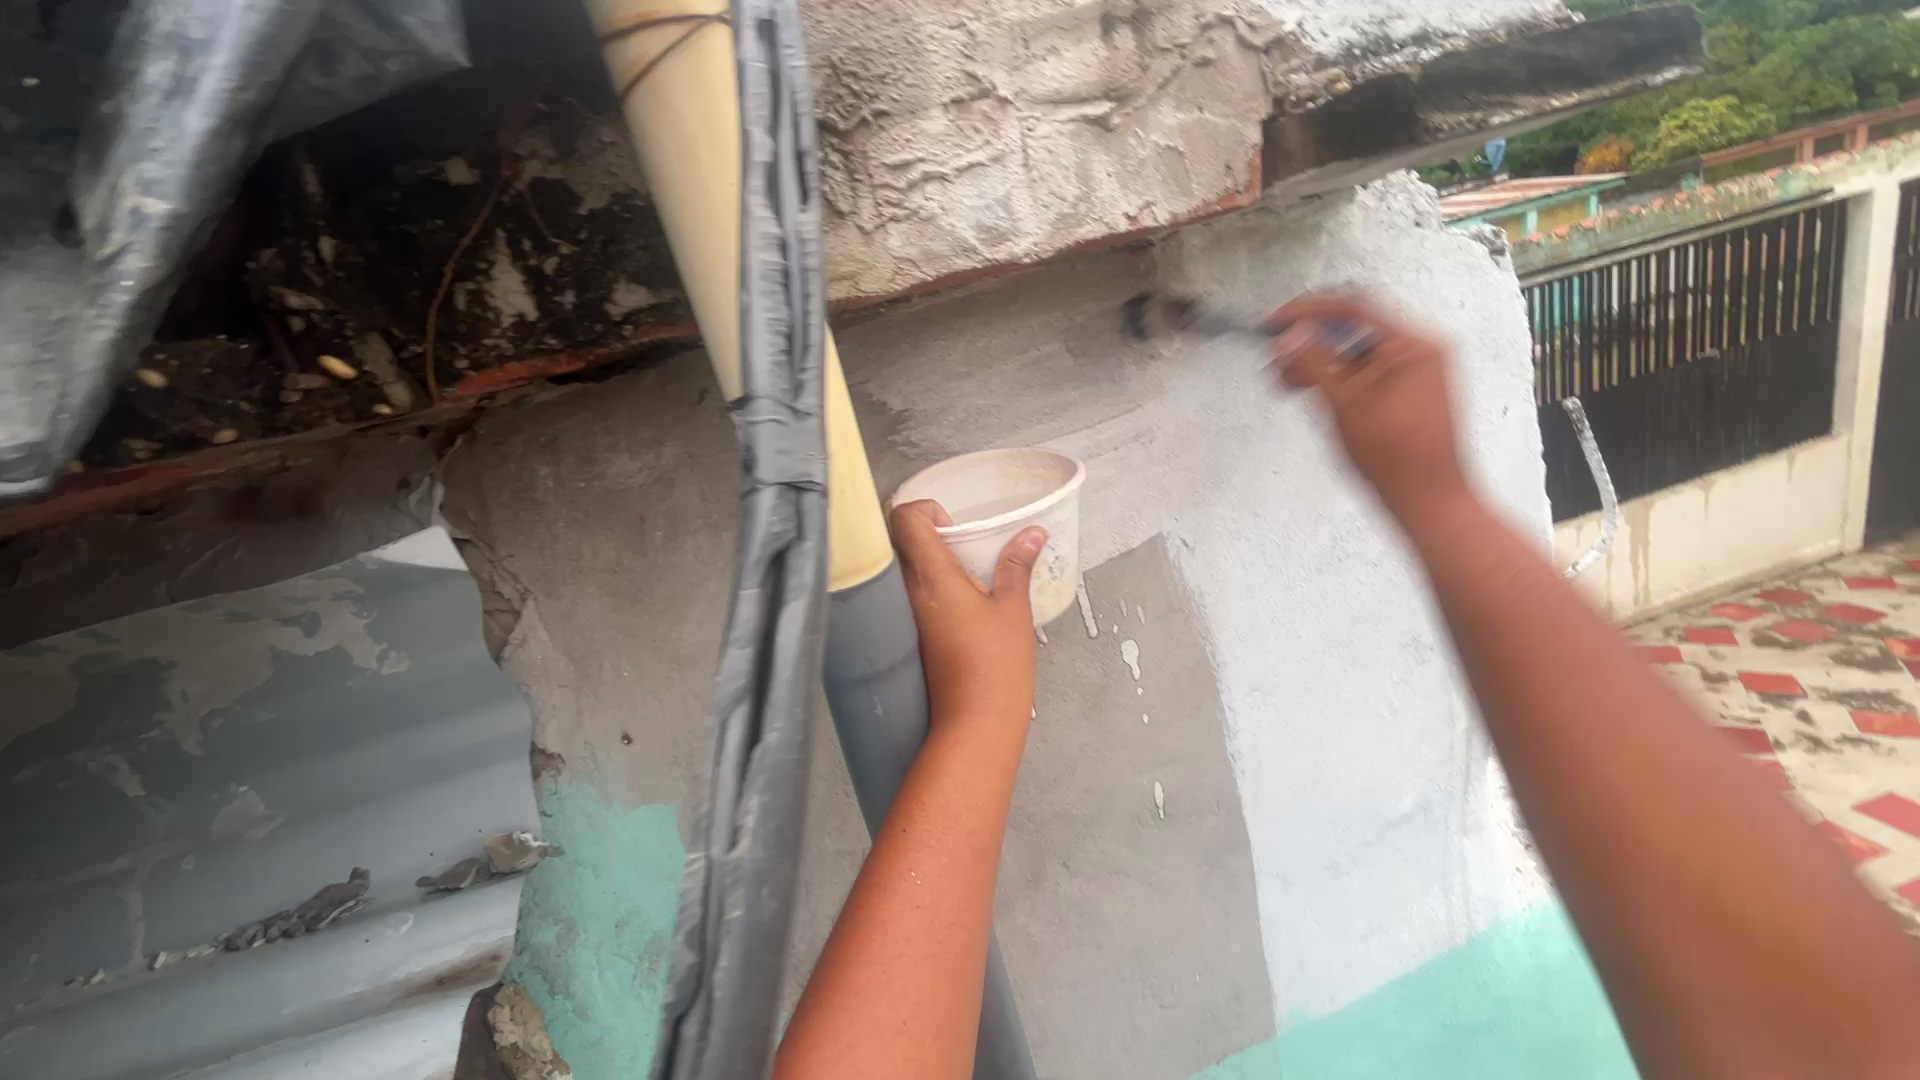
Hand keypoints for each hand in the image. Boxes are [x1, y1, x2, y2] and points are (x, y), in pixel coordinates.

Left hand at [888, 500, 1045, 728]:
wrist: (975, 720)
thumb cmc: (996, 664)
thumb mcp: (1014, 609)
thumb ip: (1017, 565)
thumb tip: (1032, 533)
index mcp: (931, 576)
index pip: (904, 518)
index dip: (924, 508)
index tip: (954, 524)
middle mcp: (907, 590)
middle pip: (896, 539)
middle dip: (924, 530)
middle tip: (959, 541)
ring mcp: (904, 613)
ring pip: (900, 567)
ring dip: (925, 558)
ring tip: (963, 568)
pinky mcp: (909, 633)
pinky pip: (907, 593)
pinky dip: (926, 584)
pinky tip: (959, 598)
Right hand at [1265, 292, 1474, 526]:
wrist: (1428, 500)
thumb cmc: (1397, 462)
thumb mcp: (1343, 406)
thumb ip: (1314, 365)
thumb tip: (1291, 336)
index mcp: (1413, 346)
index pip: (1352, 308)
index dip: (1306, 312)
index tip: (1275, 323)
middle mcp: (1420, 351)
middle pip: (1352, 330)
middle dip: (1308, 343)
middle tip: (1275, 359)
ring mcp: (1416, 371)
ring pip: (1355, 353)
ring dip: (1317, 363)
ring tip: (1286, 382)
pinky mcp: (1408, 390)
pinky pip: (1365, 372)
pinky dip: (1336, 379)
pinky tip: (1312, 392)